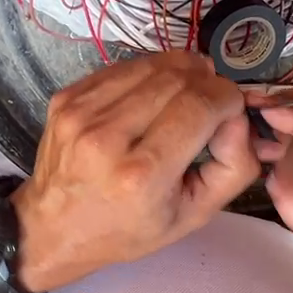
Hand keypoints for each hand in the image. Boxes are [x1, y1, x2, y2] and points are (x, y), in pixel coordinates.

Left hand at [13, 52, 259, 292]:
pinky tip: (152, 94)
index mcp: (141, 175)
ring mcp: (80, 112)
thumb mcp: (193, 215)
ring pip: (150, 64)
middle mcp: (106, 138)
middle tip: (213, 101)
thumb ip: (233, 166)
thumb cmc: (128, 228)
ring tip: (188, 92)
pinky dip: (148, 74)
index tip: (232, 109)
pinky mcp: (65, 96)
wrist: (52, 227)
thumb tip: (239, 115)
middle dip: (207, 82)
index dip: (227, 98)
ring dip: (180, 71)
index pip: (200, 106)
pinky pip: (122, 67)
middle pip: (177, 78)